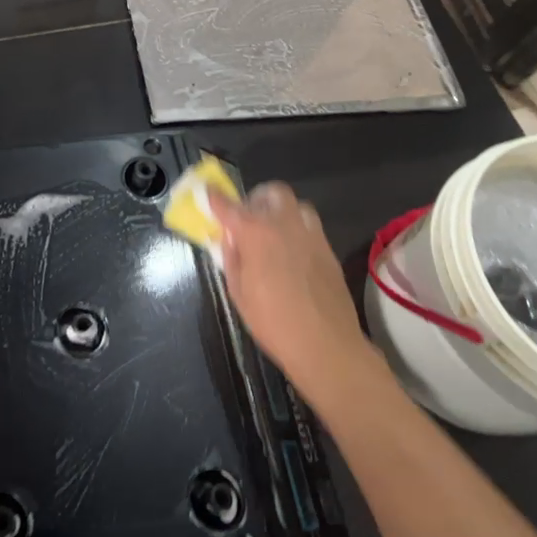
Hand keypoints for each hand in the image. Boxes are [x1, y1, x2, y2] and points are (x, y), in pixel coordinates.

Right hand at [210, 183, 374, 377]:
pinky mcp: (329, 250)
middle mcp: (285, 225)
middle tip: (248, 218)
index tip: (208, 193)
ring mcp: (311, 235)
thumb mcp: (238, 292)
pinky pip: (310, 227)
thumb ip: (231, 258)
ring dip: (281, 212)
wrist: (325, 344)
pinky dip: (297, 231)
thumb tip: (229, 238)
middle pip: (272, 192)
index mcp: (256, 233)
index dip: (215, 198)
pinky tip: (291, 255)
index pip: (229, 205)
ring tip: (272, 233)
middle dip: (257, 199)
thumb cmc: (272, 322)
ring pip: (296, 206)